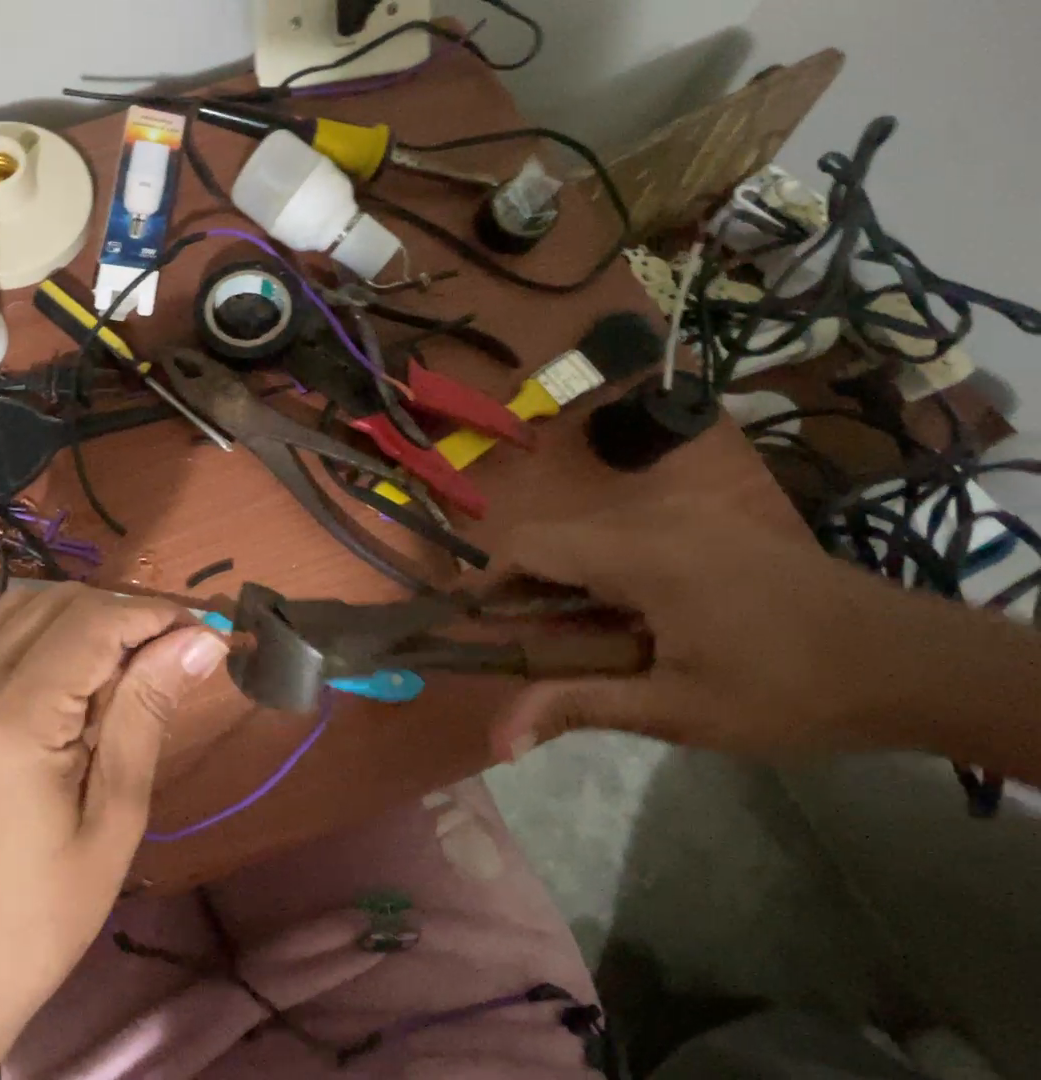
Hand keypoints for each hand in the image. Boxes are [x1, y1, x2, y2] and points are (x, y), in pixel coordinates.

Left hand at [0, 583, 228, 1079]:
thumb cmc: (47, 909)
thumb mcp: (115, 814)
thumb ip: (147, 711)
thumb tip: (199, 642)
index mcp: (15, 717)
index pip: (92, 622)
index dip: (156, 613)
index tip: (209, 631)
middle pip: (57, 601)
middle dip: (126, 609)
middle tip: (182, 646)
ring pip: (24, 607)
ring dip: (87, 614)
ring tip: (140, 656)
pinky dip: (49, 632)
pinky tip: (85, 671)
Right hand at [484, 502, 943, 762]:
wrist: (922, 664)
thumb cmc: (794, 690)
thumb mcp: (680, 709)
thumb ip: (578, 707)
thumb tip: (497, 742)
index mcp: (642, 554)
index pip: (527, 544)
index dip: (483, 581)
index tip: (467, 626)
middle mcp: (656, 519)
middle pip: (552, 541)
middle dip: (522, 593)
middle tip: (523, 651)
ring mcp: (688, 517)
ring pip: (587, 541)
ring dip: (563, 588)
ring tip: (574, 646)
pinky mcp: (709, 527)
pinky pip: (625, 541)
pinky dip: (601, 580)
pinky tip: (627, 626)